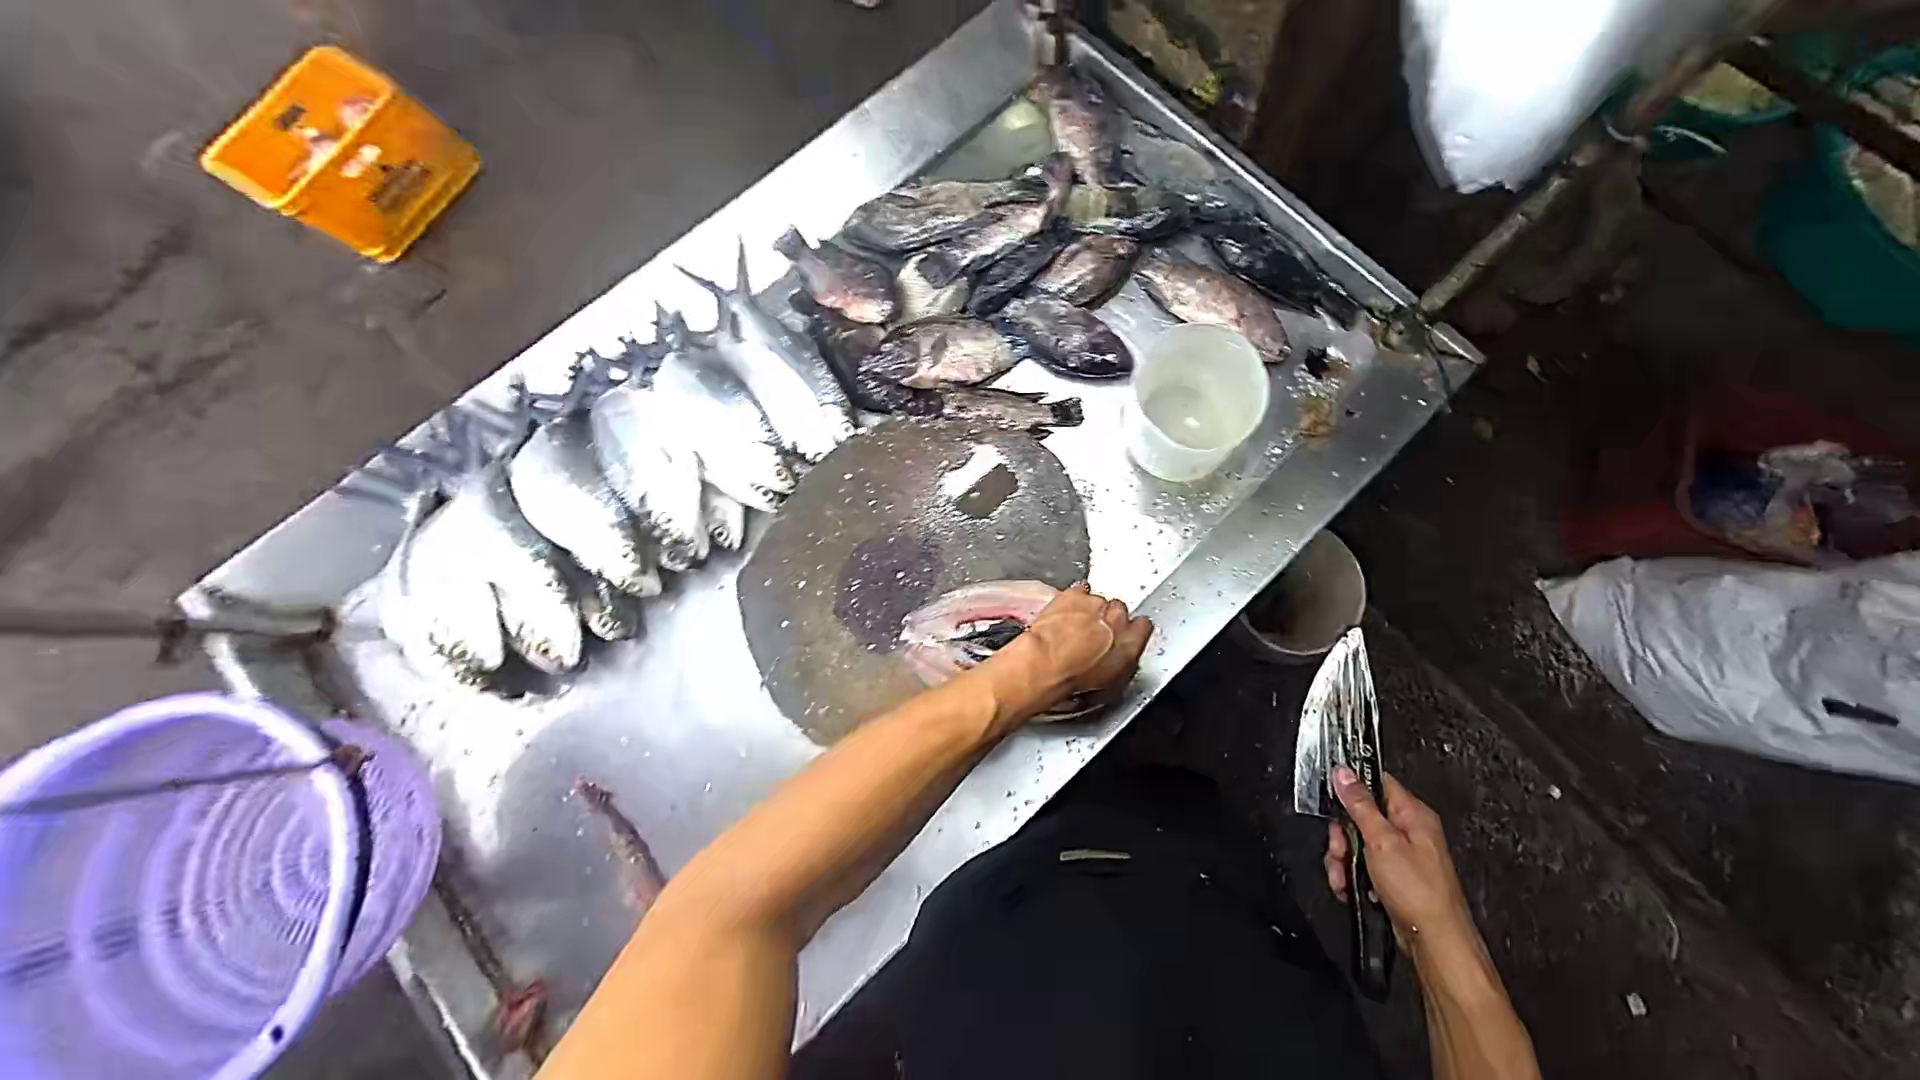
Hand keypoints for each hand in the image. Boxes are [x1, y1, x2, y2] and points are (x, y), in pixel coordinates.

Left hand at [980, 584, 1152, 725]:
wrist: (1046, 664)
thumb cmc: (1074, 678)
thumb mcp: (1110, 683)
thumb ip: (1124, 663)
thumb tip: (1123, 660)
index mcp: (1131, 642)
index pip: (1143, 626)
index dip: (1130, 630)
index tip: (1120, 635)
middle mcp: (1118, 618)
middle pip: (1119, 609)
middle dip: (1108, 618)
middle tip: (1091, 633)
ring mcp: (1096, 603)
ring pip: (1097, 600)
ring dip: (1087, 610)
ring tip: (1071, 626)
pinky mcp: (1075, 594)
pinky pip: (1078, 592)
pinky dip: (1072, 600)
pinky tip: (1062, 615)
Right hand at [1324, 768, 1482, 967]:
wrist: (1435, 943)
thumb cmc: (1419, 893)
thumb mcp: (1381, 841)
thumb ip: (1359, 804)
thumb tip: (1344, 773)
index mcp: (1412, 814)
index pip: (1376, 781)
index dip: (1351, 786)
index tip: (1333, 798)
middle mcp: (1409, 831)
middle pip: (1359, 814)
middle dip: (1342, 834)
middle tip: (1342, 849)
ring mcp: (1401, 854)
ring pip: (1355, 841)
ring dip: (1342, 858)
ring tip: (1345, 875)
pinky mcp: (1393, 875)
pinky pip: (1361, 863)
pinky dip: (1350, 874)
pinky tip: (1351, 887)